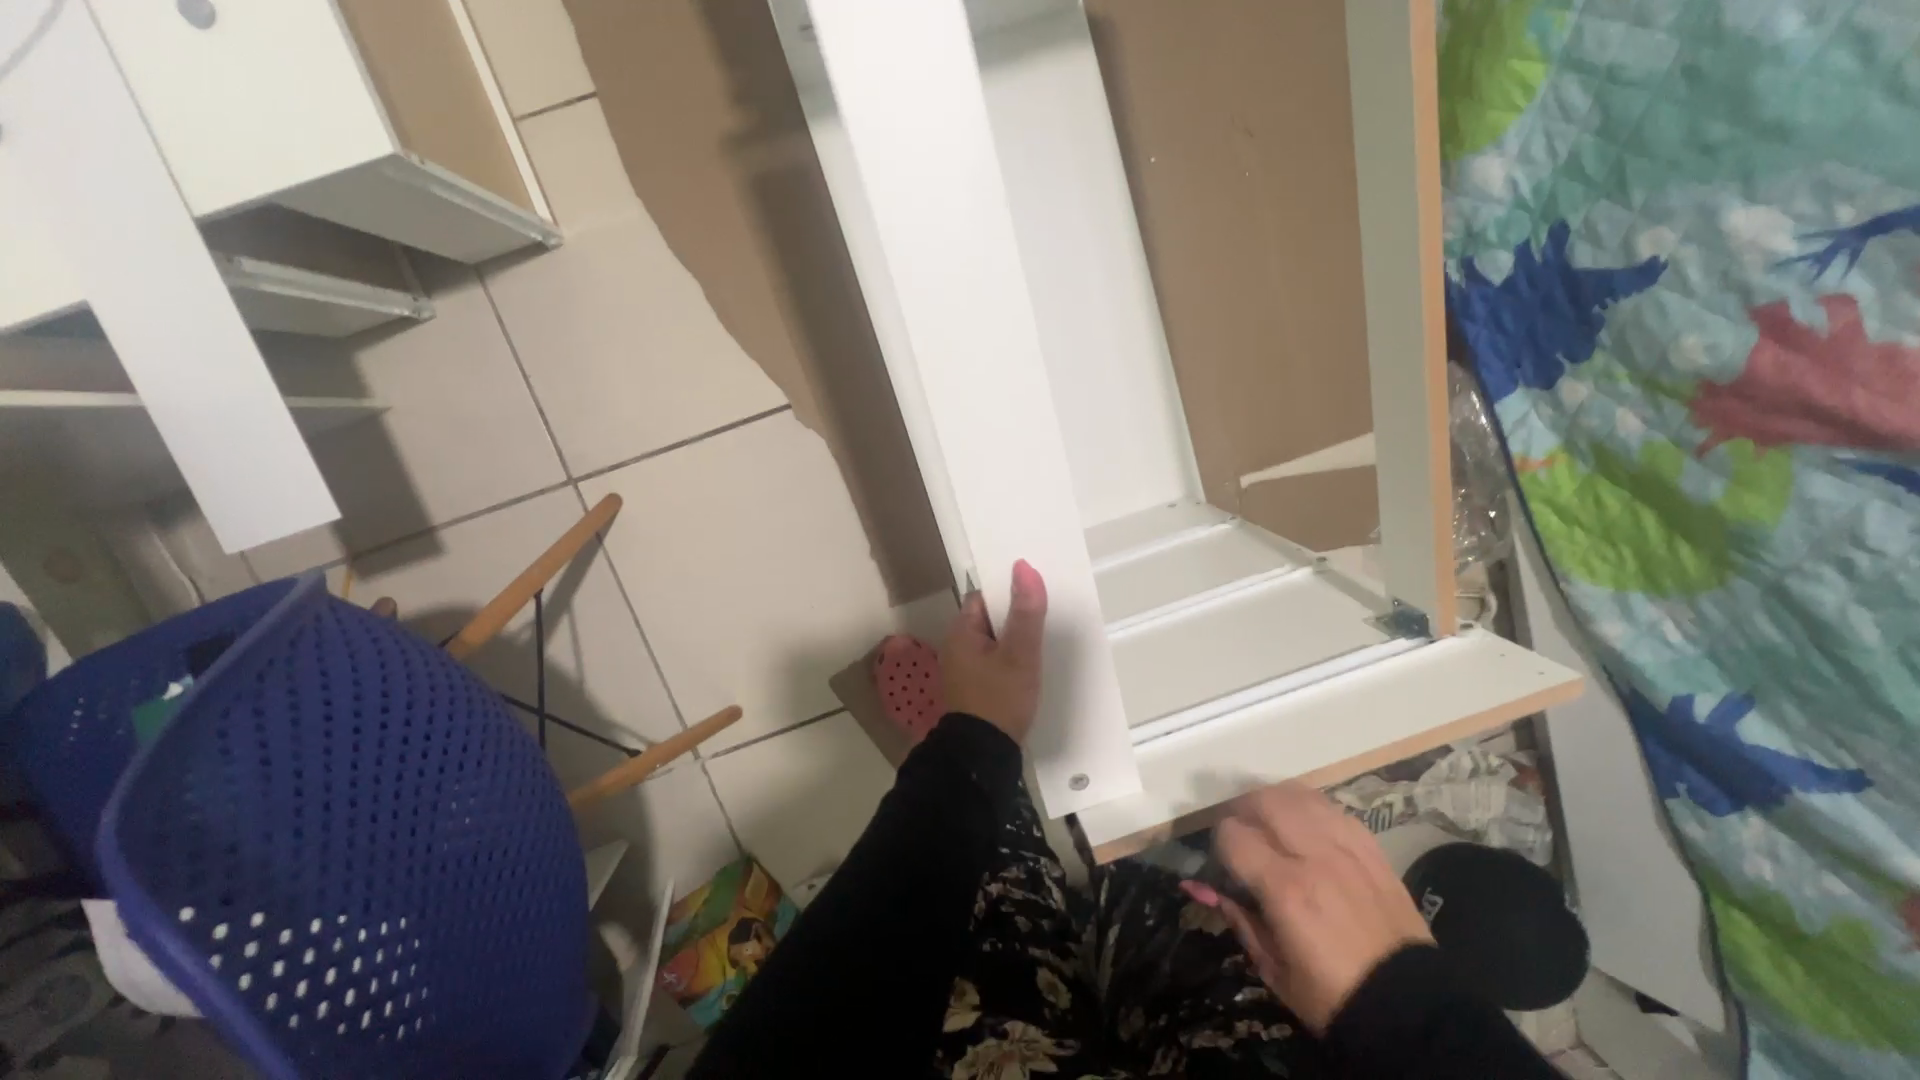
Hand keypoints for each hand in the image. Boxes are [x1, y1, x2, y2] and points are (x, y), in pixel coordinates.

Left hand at [941, 560, 1047, 744]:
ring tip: (1044, 637)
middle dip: (1014, 616)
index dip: (1007, 591)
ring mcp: (964, 670)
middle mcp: (957, 647)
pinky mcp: (975, 689)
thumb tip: (1023, 566)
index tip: (1035, 592)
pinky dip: (1011, 659)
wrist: (983, 755)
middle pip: (989, 618)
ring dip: (1014, 639)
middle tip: (1046, 615)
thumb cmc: (999, 699)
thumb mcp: (1019, 653)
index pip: (983, 597)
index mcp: (960, 632)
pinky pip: (994, 662)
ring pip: (994, 642)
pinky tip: (1030, 666)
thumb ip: (1025, 611)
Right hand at [1186, 782, 1433, 1032]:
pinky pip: (1332, 808)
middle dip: (1242, 811)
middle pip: (1264, 801)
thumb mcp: (1271, 967)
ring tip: (1270, 822)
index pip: (1233, 834)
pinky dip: (1310, 809)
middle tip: (1240, 833)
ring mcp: (1347, 848)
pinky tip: (1306, 826)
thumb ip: (1237, 917)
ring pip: (1299, 795)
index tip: (1222, 861)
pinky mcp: (1372, 848)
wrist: (1407, 1005)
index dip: (1218, 843)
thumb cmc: (1331, 994)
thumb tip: (1201, 886)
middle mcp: (1314, 856)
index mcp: (1285, 889)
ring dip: (1275, 802)